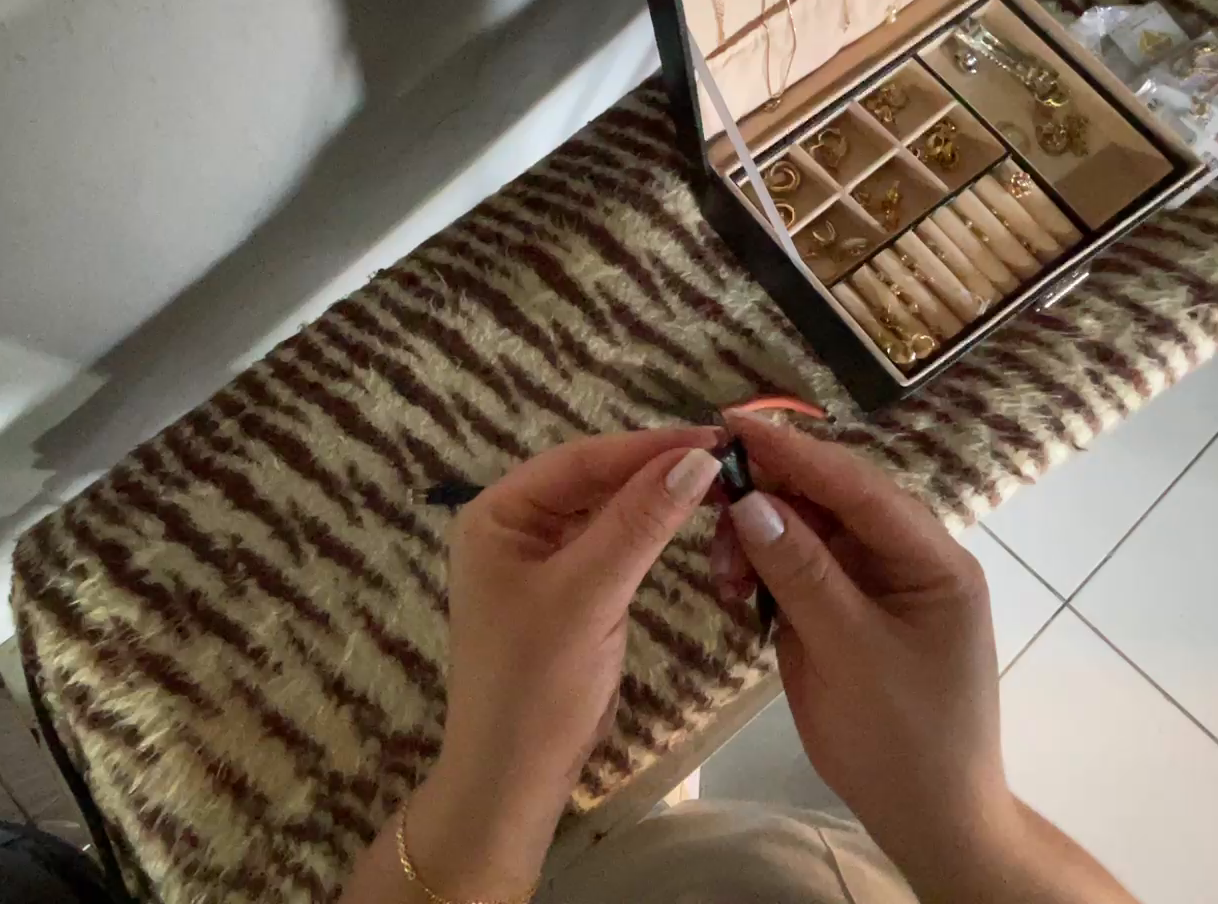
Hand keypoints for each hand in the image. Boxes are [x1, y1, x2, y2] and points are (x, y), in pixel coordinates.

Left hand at [387, 428, 722, 901]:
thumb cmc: (537, 683)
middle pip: (591, 479)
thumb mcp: (588, 595)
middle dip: (650, 468)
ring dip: (651, 496)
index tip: (709, 438)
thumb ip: (640, 523)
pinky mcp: (567, 584)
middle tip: (719, 457)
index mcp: (498, 512)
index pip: (579, 460)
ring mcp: (540, 555)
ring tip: (710, 478)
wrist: (515, 778)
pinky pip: (609, 540)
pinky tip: (678, 515)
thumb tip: (698, 459)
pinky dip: (644, 529)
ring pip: (603, 508)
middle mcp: (515, 523)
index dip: (645, 446)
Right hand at [718, 412, 1014, 889]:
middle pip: (824, 497)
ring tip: (724, 576)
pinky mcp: (835, 599)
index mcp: (930, 557)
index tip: (733, 425)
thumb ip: (801, 572)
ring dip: (753, 536)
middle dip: (764, 496)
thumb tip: (748, 500)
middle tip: (707, 503)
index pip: (857, 486)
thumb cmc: (904, 737)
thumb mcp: (851, 652)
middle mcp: (899, 553)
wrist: (922, 814)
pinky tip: (734, 588)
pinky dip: (755, 566)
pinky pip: (788, 560)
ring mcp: (865, 575)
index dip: (794, 451)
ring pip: (798, 525)